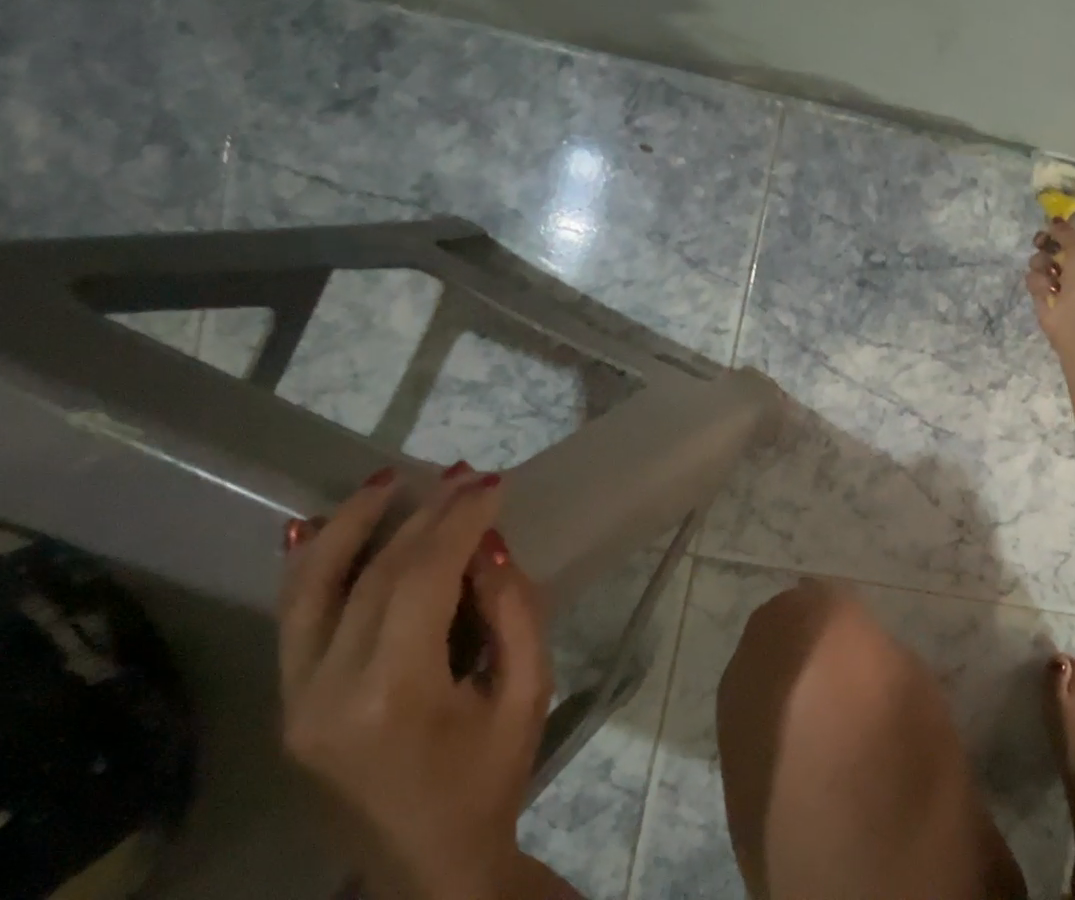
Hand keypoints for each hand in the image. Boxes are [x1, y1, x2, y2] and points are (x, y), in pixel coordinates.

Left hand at [278, 465, 555, 899]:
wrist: (427, 860)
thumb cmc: (491, 777)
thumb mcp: (527, 693)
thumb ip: (514, 614)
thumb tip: (488, 547)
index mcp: (396, 693)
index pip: (421, 580)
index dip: (457, 523)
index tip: (491, 485)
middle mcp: (327, 689)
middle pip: (373, 575)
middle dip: (422, 516)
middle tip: (464, 475)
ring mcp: (294, 698)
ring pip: (312, 589)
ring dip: (349, 526)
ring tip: (388, 479)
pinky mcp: (288, 702)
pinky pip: (293, 620)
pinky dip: (310, 567)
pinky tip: (320, 528)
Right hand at [1026, 217, 1074, 347]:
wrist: (1074, 320)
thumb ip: (1068, 233)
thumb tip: (1055, 221)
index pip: (1072, 237)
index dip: (1061, 231)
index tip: (1051, 228)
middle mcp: (1074, 267)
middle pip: (1051, 247)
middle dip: (1045, 245)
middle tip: (1040, 243)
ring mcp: (1056, 281)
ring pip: (1039, 261)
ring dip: (1041, 266)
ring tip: (1050, 277)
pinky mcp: (1042, 294)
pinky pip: (1032, 279)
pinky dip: (1038, 284)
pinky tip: (1046, 293)